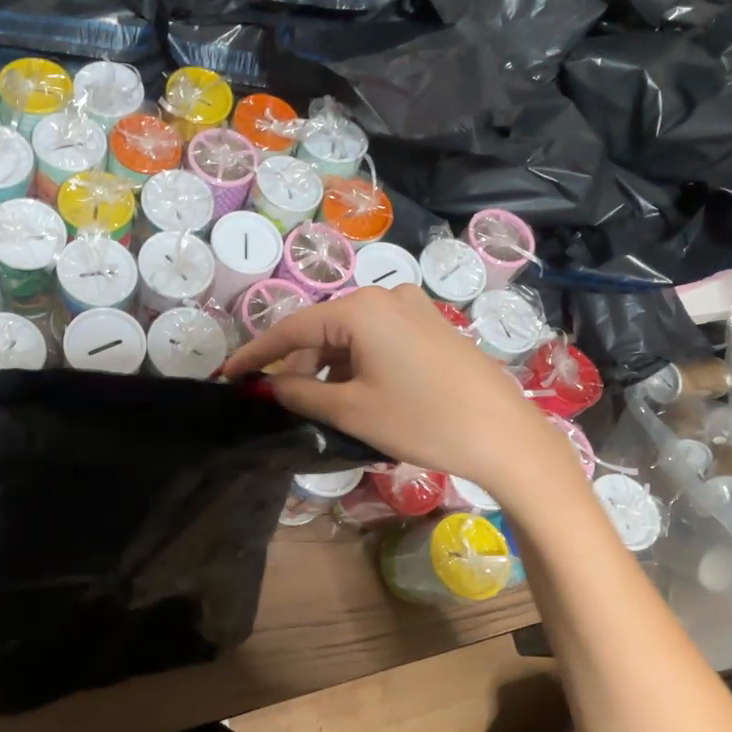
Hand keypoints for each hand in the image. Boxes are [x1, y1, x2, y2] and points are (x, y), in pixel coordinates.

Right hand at [223, 286, 572, 493]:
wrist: (504, 435)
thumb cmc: (422, 420)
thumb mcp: (351, 410)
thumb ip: (298, 392)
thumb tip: (266, 385)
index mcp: (360, 309)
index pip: (291, 328)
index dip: (255, 354)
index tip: (227, 375)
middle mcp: (385, 295)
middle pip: (321, 329)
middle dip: (295, 365)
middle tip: (275, 402)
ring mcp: (413, 308)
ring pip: (350, 336)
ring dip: (327, 368)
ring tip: (318, 408)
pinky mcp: (431, 326)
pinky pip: (377, 340)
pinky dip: (356, 364)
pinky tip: (354, 396)